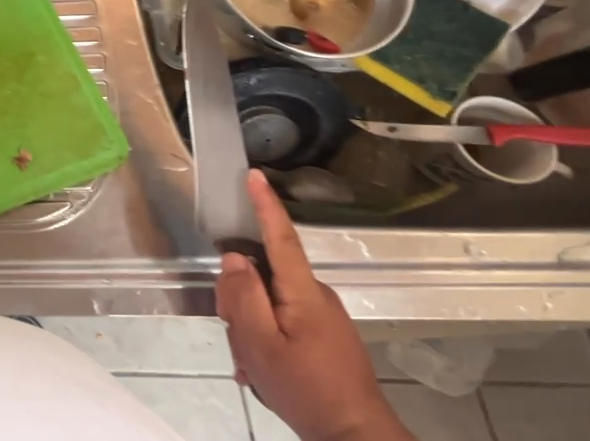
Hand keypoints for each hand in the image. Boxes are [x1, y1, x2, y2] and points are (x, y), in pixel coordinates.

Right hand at [218, 170, 413, 440]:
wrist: (356, 438)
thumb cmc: (306, 389)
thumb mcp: (260, 345)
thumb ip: (243, 297)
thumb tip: (234, 258)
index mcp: (304, 293)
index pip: (281, 239)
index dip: (266, 206)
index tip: (255, 175)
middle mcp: (318, 298)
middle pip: (265, 275)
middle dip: (241, 297)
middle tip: (236, 334)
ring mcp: (325, 319)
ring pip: (270, 302)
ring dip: (252, 326)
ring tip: (251, 364)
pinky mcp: (326, 338)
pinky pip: (282, 323)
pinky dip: (266, 340)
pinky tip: (262, 371)